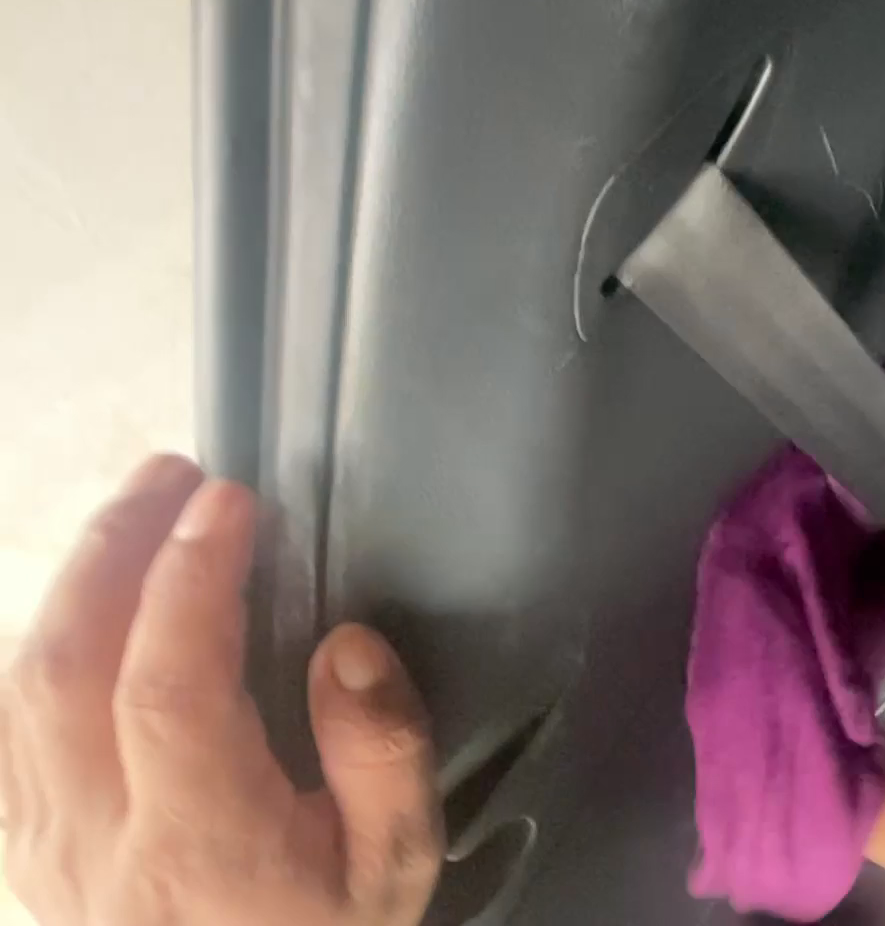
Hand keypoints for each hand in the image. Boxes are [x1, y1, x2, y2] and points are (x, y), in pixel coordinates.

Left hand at [1, 455, 441, 923]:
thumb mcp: (398, 854)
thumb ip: (384, 752)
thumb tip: (349, 645)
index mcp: (200, 833)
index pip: (169, 686)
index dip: (192, 582)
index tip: (232, 503)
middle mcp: (89, 834)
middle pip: (59, 674)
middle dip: (110, 556)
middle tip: (170, 477)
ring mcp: (38, 844)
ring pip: (13, 695)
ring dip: (70, 586)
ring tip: (134, 513)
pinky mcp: (27, 846)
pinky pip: (8, 726)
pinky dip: (43, 640)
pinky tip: (91, 603)